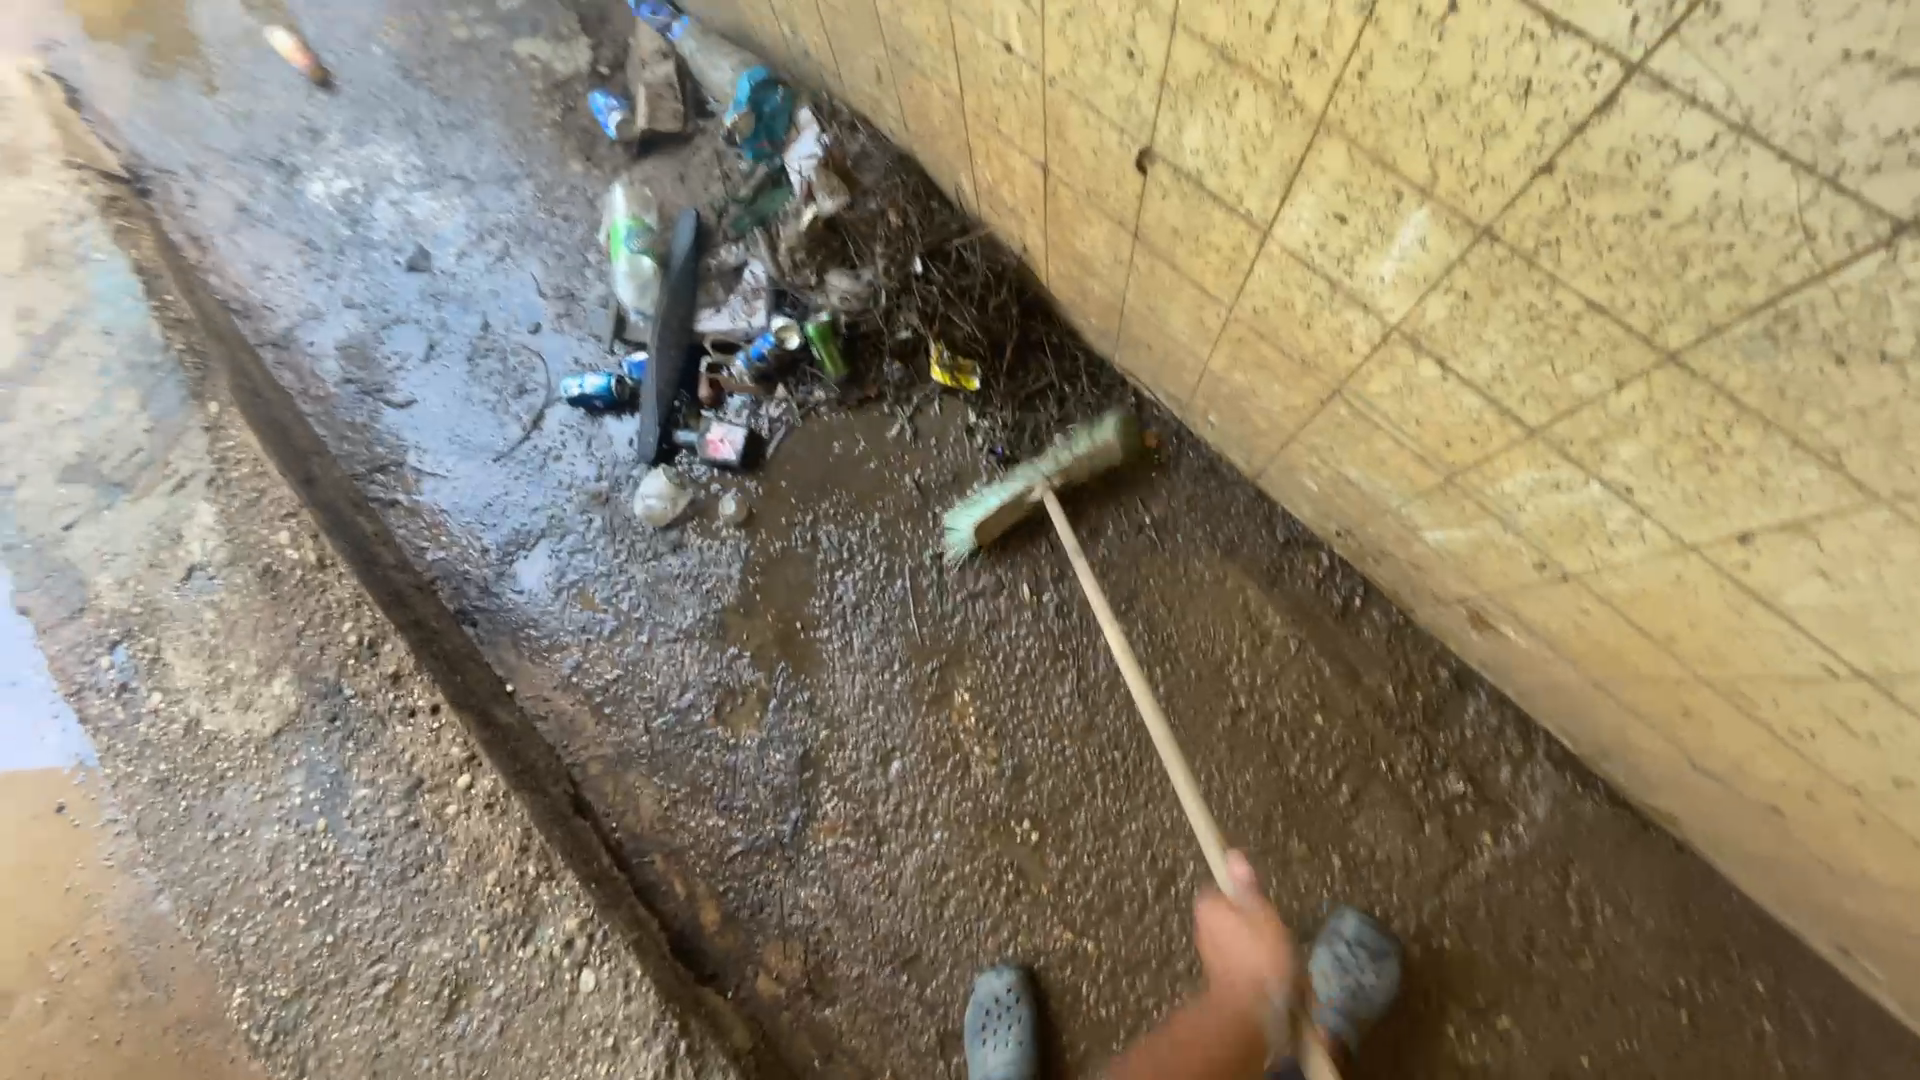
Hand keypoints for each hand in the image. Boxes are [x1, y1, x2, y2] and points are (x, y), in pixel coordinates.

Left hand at [1193, 851, 1296, 1014]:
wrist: (1251, 1013)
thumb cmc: (1259, 957)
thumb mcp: (1260, 912)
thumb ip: (1246, 885)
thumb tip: (1232, 854)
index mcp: (1207, 905)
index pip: (1228, 890)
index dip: (1251, 899)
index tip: (1267, 914)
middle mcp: (1202, 926)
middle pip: (1237, 916)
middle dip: (1259, 928)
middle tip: (1279, 943)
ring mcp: (1210, 953)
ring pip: (1243, 941)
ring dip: (1263, 951)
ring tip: (1282, 966)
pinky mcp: (1222, 977)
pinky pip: (1244, 963)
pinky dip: (1259, 969)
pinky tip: (1276, 981)